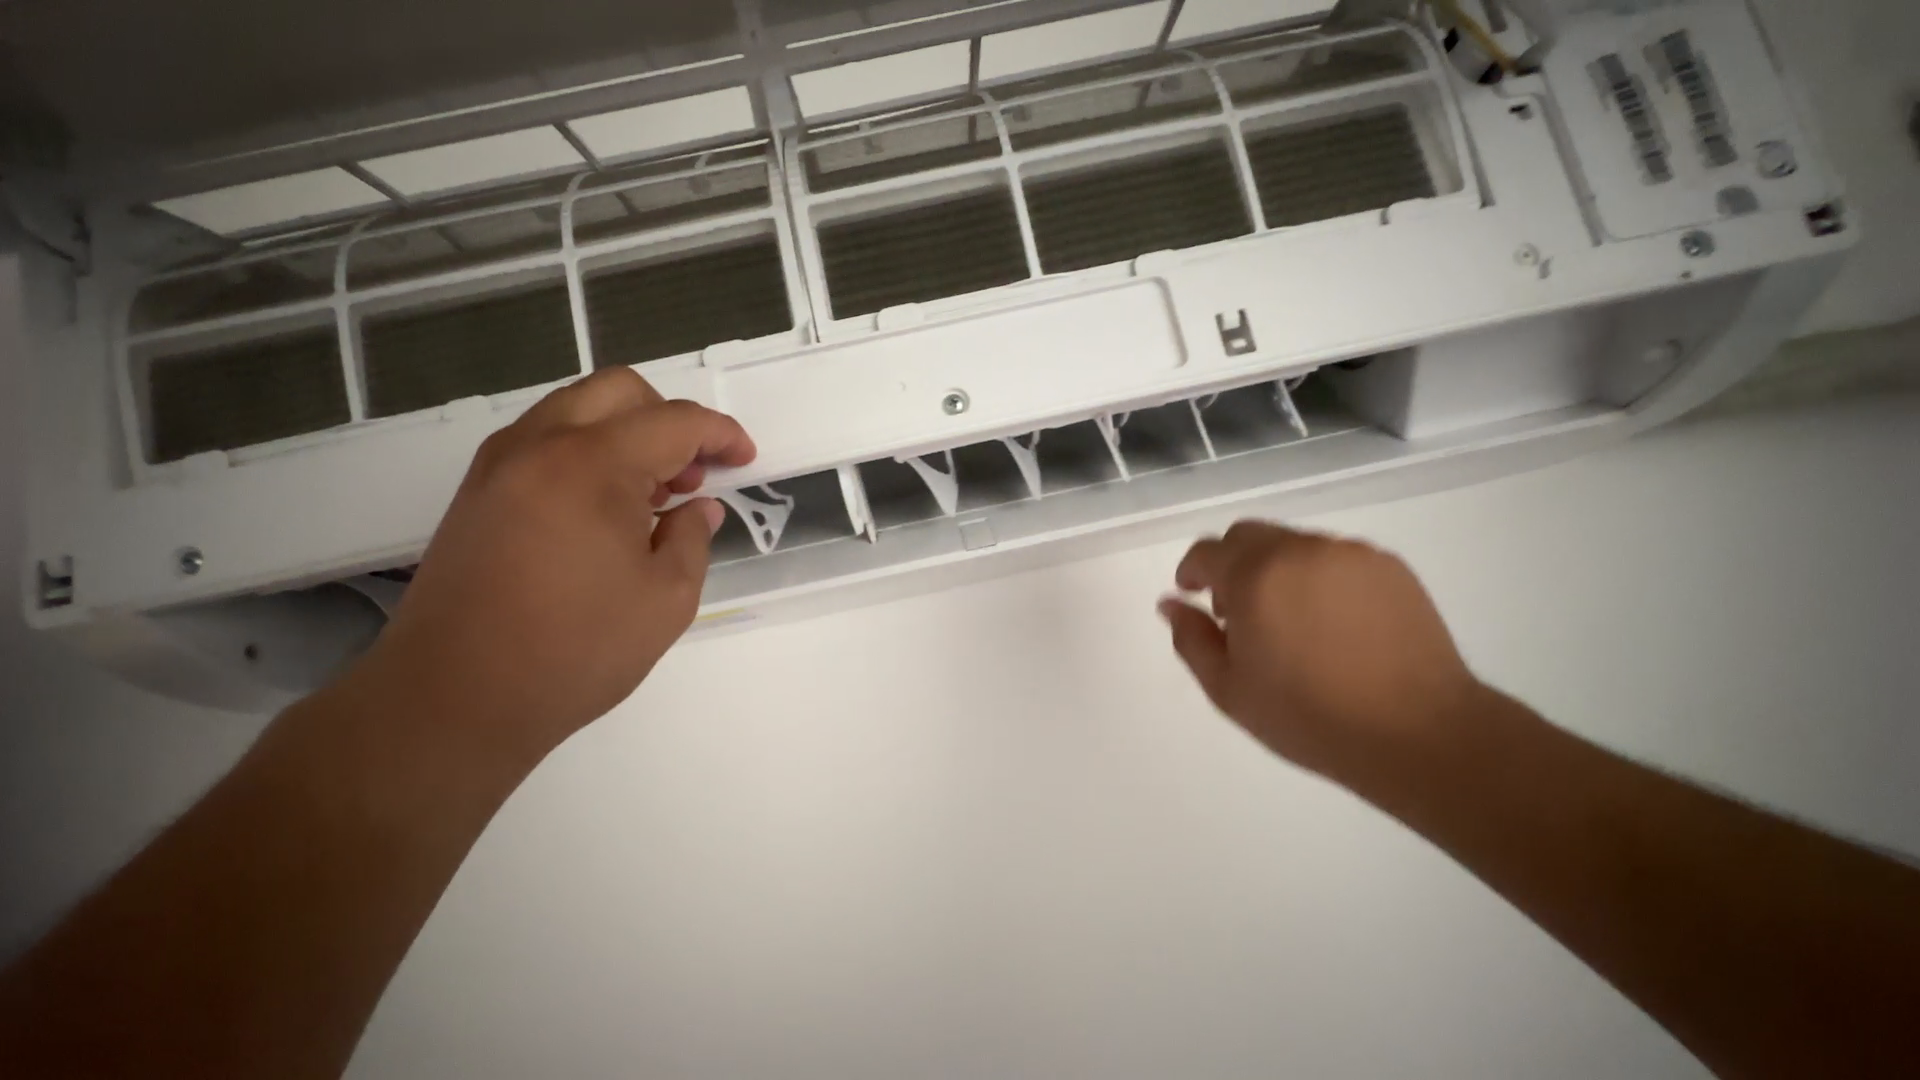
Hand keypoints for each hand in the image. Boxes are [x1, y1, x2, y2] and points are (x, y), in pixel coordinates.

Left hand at [349, 368, 755, 756]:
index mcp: (593, 464)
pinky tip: (604, 510)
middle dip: (670, 418)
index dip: (721, 434)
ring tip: (651, 495)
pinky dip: (586, 452)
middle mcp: (541, 444)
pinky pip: (543, 441)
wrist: (454, 697)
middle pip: (619, 391)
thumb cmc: (575, 650)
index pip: (675, 422)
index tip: (746, 459)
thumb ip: (692, 539)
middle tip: (693, 473)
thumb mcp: (666, 599)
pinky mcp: (477, 492)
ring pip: (576, 409)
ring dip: (626, 433)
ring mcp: (500, 464)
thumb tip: (698, 507)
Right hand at [1160, 522, 1484, 784]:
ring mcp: (1350, 554)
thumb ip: (1192, 639)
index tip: (1194, 597)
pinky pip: (1337, 559)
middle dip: (1232, 565)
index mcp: (1254, 576)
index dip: (1192, 572)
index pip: (1206, 551)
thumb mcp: (1229, 689)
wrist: (1416, 730)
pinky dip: (1320, 579)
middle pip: (1249, 537)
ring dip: (1278, 571)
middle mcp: (1300, 550)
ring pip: (1295, 545)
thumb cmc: (1308, 716)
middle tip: (1239, 613)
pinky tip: (1335, 625)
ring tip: (1293, 623)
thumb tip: (1172, 603)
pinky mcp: (1390, 566)